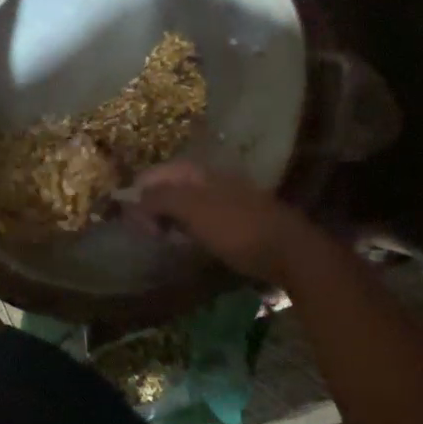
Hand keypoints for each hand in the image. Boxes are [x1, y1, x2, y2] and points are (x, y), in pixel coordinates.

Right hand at [132, 161, 317, 285]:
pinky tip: (189, 244)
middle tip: (152, 235)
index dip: (137, 197)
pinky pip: (196, 218)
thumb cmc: (237, 228)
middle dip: (150, 210)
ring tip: (168, 241)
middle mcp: (205, 179)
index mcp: (195, 172)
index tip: (137, 224)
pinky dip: (185, 229)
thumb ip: (158, 199)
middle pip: (163, 188)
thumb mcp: (192, 209)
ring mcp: (220, 198)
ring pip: (179, 204)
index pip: (150, 175)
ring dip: (167, 221)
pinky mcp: (230, 219)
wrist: (290, 251)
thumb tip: (132, 199)